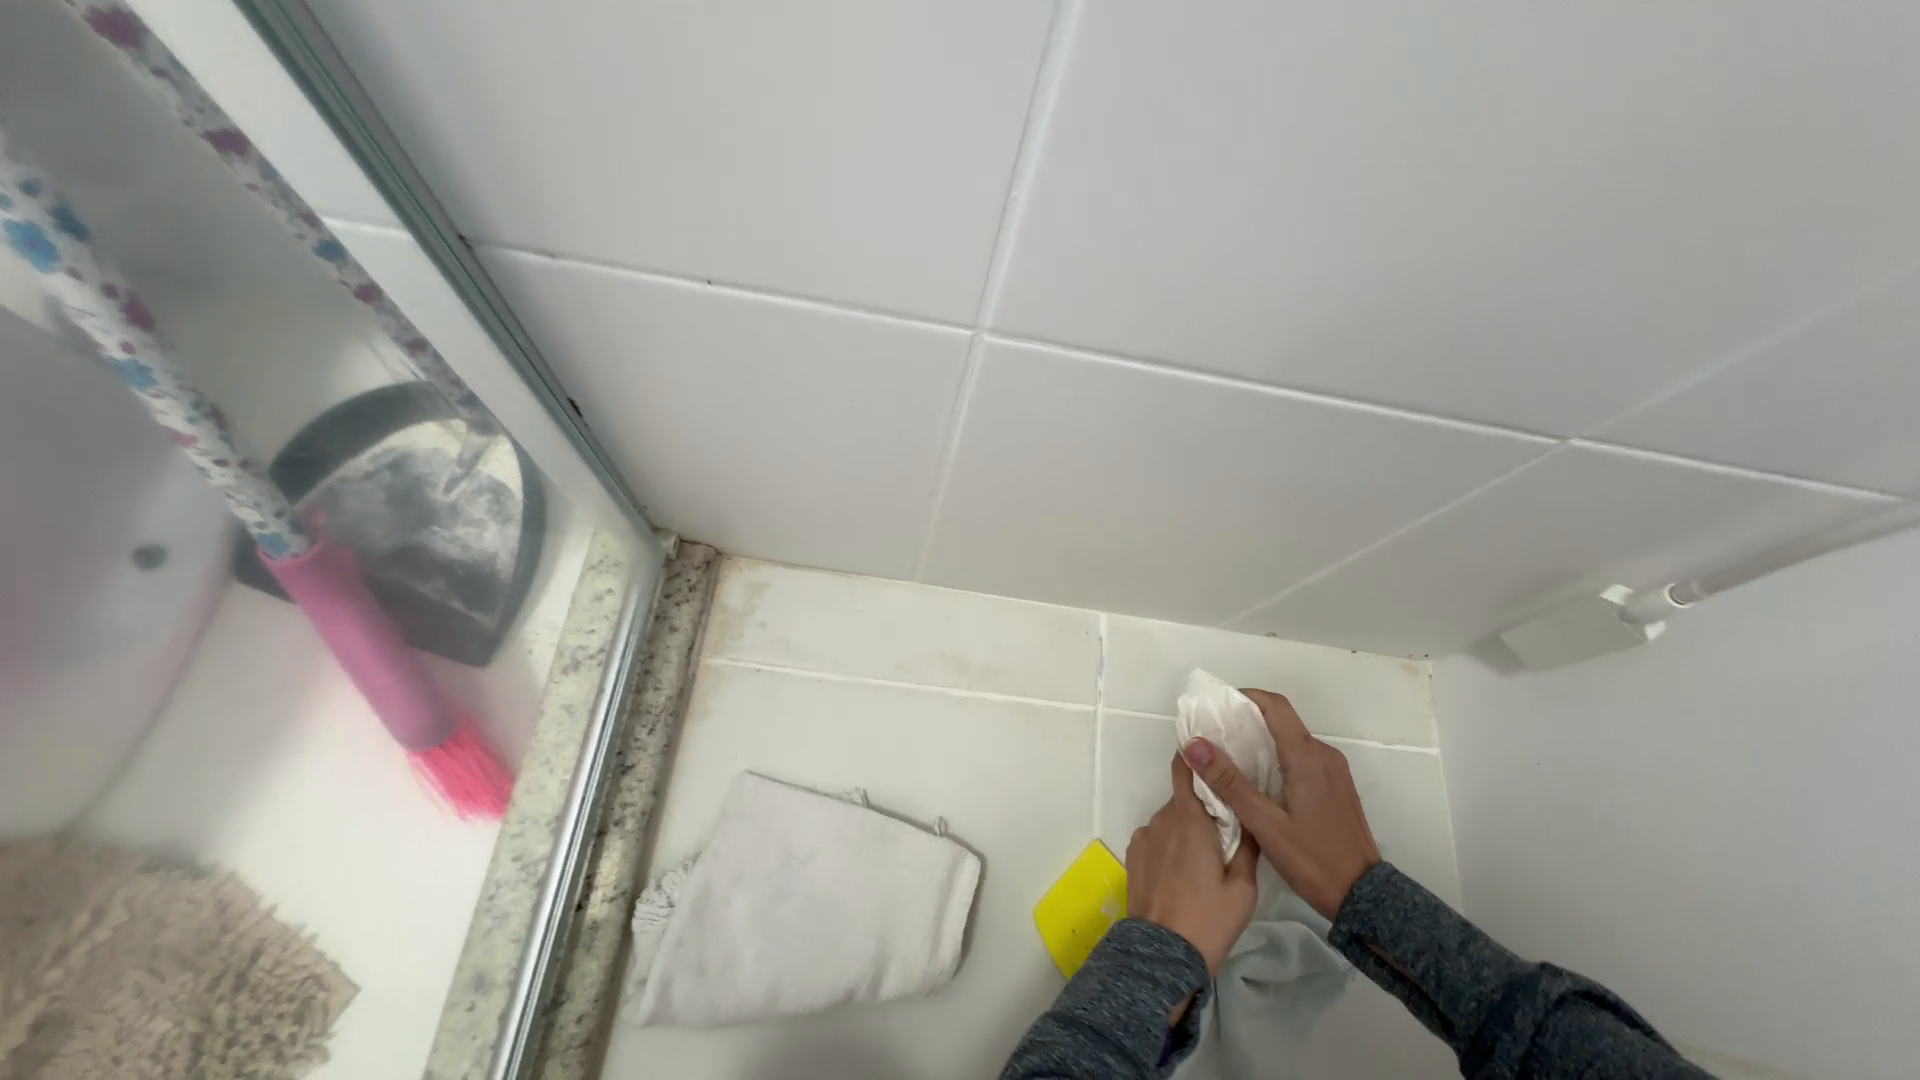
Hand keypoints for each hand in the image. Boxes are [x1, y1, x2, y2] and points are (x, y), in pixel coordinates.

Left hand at [1125, 753, 1260, 976]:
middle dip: (1202, 808)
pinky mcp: (1134, 855)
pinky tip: (1181, 872)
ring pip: (1170, 820)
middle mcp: (1162, 819)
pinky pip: (1156, 838)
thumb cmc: (1209, 918)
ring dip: (1185, 829)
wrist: (1164, 953)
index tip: (1214, 759)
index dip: (1196, 760)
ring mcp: (1144, 837)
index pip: (1185, 769)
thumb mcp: (1244, 887)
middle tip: (1225, 830)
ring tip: (1204, 859)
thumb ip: (1248, 846)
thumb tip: (1249, 818)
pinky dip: (1169, 845)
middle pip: (1184, 799)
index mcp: (1190, 819)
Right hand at [1181, 689, 1380, 920]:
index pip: (1275, 706)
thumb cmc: (1311, 859)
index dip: (1245, 697)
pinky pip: (1302, 758)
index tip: (1216, 706)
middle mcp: (1323, 755)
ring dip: (1260, 741)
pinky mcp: (1336, 786)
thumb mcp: (1264, 823)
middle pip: (1282, 721)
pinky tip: (1257, 781)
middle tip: (1213, 736)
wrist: (1362, 896)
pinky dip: (1276, 758)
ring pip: (1292, 740)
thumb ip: (1229, 781)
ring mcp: (1333, 770)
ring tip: (1227, 759)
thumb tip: (1193, 744)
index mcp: (1307, 757)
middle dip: (1246, 721)